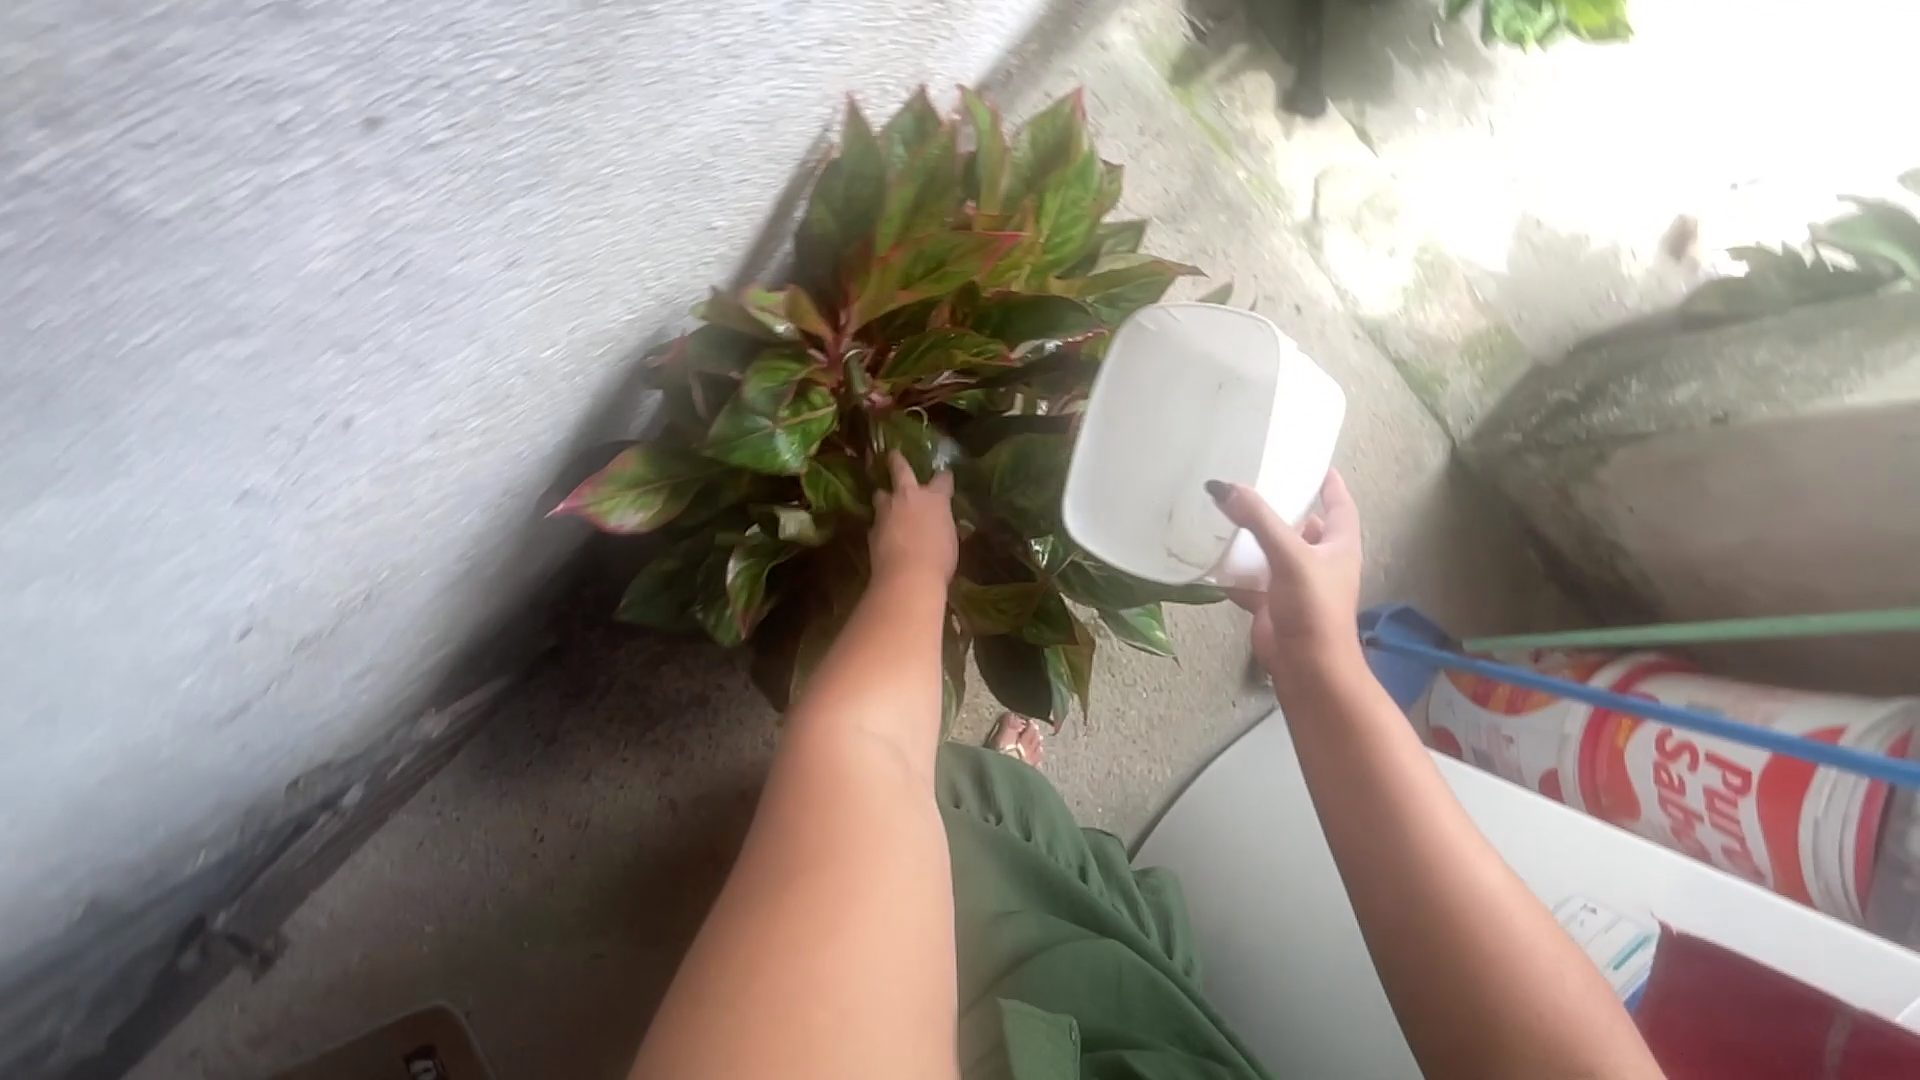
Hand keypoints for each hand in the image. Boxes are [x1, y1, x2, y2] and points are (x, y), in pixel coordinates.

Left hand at [869, 451, 956, 586]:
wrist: (908, 576)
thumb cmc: (939, 560)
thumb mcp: (949, 541)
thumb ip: (943, 527)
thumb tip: (939, 526)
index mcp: (935, 499)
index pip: (943, 479)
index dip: (944, 477)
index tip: (944, 475)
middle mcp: (909, 497)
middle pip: (901, 470)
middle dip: (897, 461)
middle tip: (892, 454)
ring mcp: (887, 511)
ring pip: (880, 494)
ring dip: (883, 496)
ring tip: (883, 499)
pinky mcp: (872, 529)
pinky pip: (876, 522)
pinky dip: (880, 525)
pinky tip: (882, 533)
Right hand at [1209, 469, 1364, 684]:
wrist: (1307, 666)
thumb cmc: (1313, 607)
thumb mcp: (1290, 555)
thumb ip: (1258, 519)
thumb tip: (1221, 487)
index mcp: (1338, 545)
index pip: (1338, 504)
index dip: (1328, 483)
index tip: (1312, 463)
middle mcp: (1319, 561)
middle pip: (1301, 526)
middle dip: (1281, 507)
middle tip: (1252, 483)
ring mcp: (1293, 583)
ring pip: (1271, 552)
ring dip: (1252, 537)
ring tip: (1225, 512)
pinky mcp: (1271, 602)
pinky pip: (1249, 579)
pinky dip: (1232, 571)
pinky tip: (1210, 558)